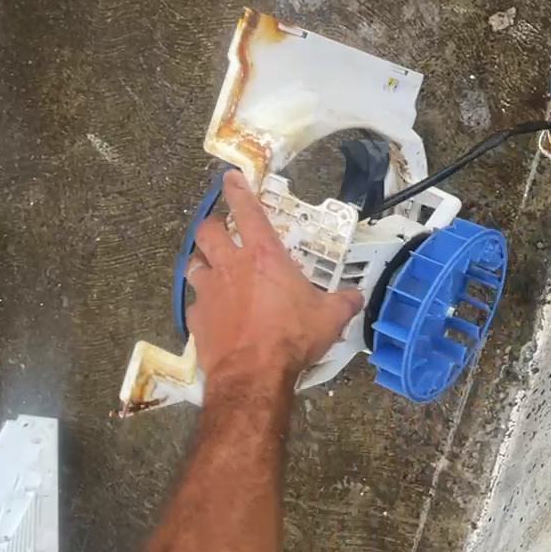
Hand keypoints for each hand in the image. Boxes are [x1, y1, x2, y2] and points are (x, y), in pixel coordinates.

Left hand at [185, 170, 363, 394]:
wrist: (253, 374)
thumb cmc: (293, 336)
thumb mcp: (331, 316)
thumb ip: (344, 301)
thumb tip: (356, 297)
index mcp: (265, 257)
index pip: (247, 213)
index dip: (238, 191)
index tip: (230, 177)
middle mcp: (232, 267)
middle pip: (208, 232)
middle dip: (212, 224)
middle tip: (220, 227)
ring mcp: (209, 292)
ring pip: (193, 263)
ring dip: (201, 259)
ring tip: (211, 264)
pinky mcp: (197, 319)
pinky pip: (195, 301)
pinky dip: (203, 300)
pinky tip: (214, 309)